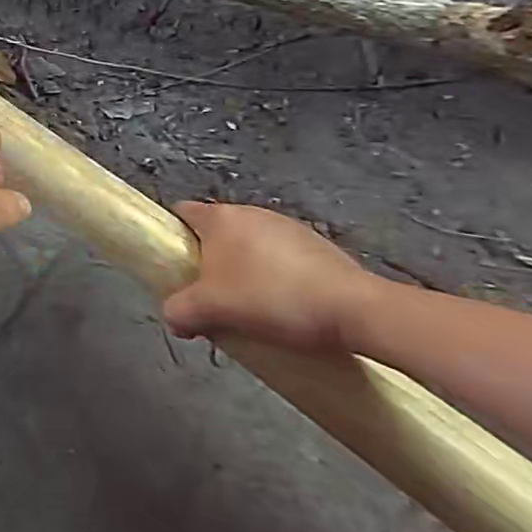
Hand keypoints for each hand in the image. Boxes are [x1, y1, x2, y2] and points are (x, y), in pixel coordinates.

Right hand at [162, 201, 383, 350]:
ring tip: (255, 305)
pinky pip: (285, 258)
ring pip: (252, 245)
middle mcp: (251, 212)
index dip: (173, 236)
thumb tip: (174, 319)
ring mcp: (290, 227)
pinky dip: (280, 277)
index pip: (181, 212)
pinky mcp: (321, 246)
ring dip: (247, 269)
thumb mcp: (211, 309)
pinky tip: (289, 306)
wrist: (358, 312)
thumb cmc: (271, 298)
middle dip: (211, 260)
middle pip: (217, 232)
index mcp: (220, 217)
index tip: (177, 264)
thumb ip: (180, 311)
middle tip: (214, 294)